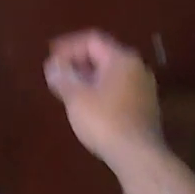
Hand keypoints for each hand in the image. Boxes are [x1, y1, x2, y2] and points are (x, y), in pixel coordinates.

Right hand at [45, 29, 162, 166]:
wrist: (136, 153)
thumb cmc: (104, 121)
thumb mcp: (76, 97)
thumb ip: (62, 77)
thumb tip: (52, 64)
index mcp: (121, 59)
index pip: (92, 40)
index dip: (68, 46)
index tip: (50, 58)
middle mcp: (136, 66)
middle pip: (103, 55)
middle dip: (77, 62)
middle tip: (57, 74)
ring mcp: (143, 85)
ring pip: (110, 72)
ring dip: (87, 76)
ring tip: (68, 90)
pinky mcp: (144, 104)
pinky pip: (117, 86)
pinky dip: (99, 88)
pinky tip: (86, 104)